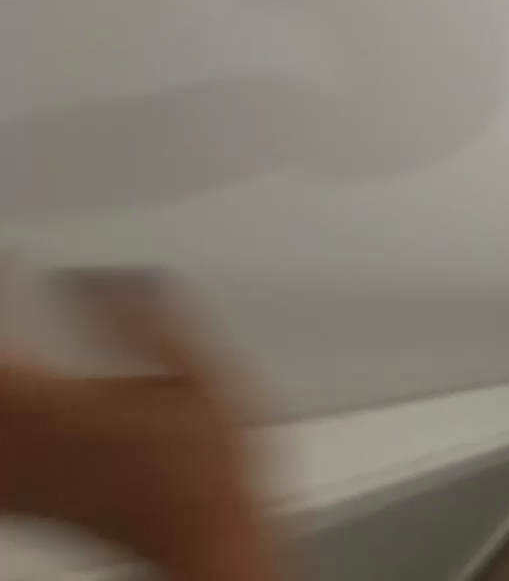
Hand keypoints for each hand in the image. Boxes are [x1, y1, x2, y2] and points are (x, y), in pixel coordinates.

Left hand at [0, 271, 282, 580]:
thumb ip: (154, 324)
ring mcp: (4, 470)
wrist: (200, 526)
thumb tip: (116, 274)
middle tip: (9, 284)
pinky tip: (15, 396)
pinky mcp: (8, 491)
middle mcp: (15, 437)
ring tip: (16, 349)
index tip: (10, 262)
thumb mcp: (203, 374)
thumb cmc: (209, 455)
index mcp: (59, 401)